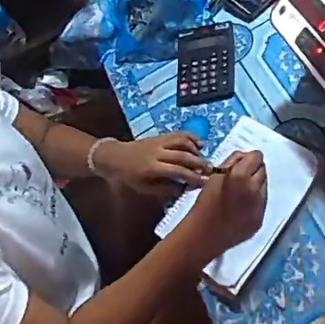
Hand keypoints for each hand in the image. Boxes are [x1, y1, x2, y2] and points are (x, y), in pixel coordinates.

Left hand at [96, 133, 210, 196]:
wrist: (114, 156)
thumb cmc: (128, 176)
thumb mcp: (143, 188)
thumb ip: (164, 189)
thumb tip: (184, 190)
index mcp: (151, 168)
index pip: (177, 171)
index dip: (193, 177)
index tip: (204, 183)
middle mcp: (157, 152)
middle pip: (183, 155)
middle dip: (199, 163)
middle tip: (210, 170)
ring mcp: (159, 142)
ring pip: (182, 142)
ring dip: (196, 150)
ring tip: (203, 159)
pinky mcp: (160, 136)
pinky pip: (178, 134)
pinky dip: (191, 138)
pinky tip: (199, 144)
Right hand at [181, 151, 267, 256]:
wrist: (204, 234)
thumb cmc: (205, 202)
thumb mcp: (215, 175)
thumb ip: (232, 162)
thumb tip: (244, 157)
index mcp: (241, 176)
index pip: (257, 156)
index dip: (249, 158)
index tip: (242, 164)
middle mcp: (254, 189)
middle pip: (263, 170)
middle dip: (253, 171)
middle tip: (240, 179)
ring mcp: (260, 205)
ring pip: (264, 186)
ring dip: (256, 186)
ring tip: (240, 194)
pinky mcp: (260, 219)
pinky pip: (262, 203)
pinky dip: (255, 201)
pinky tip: (242, 207)